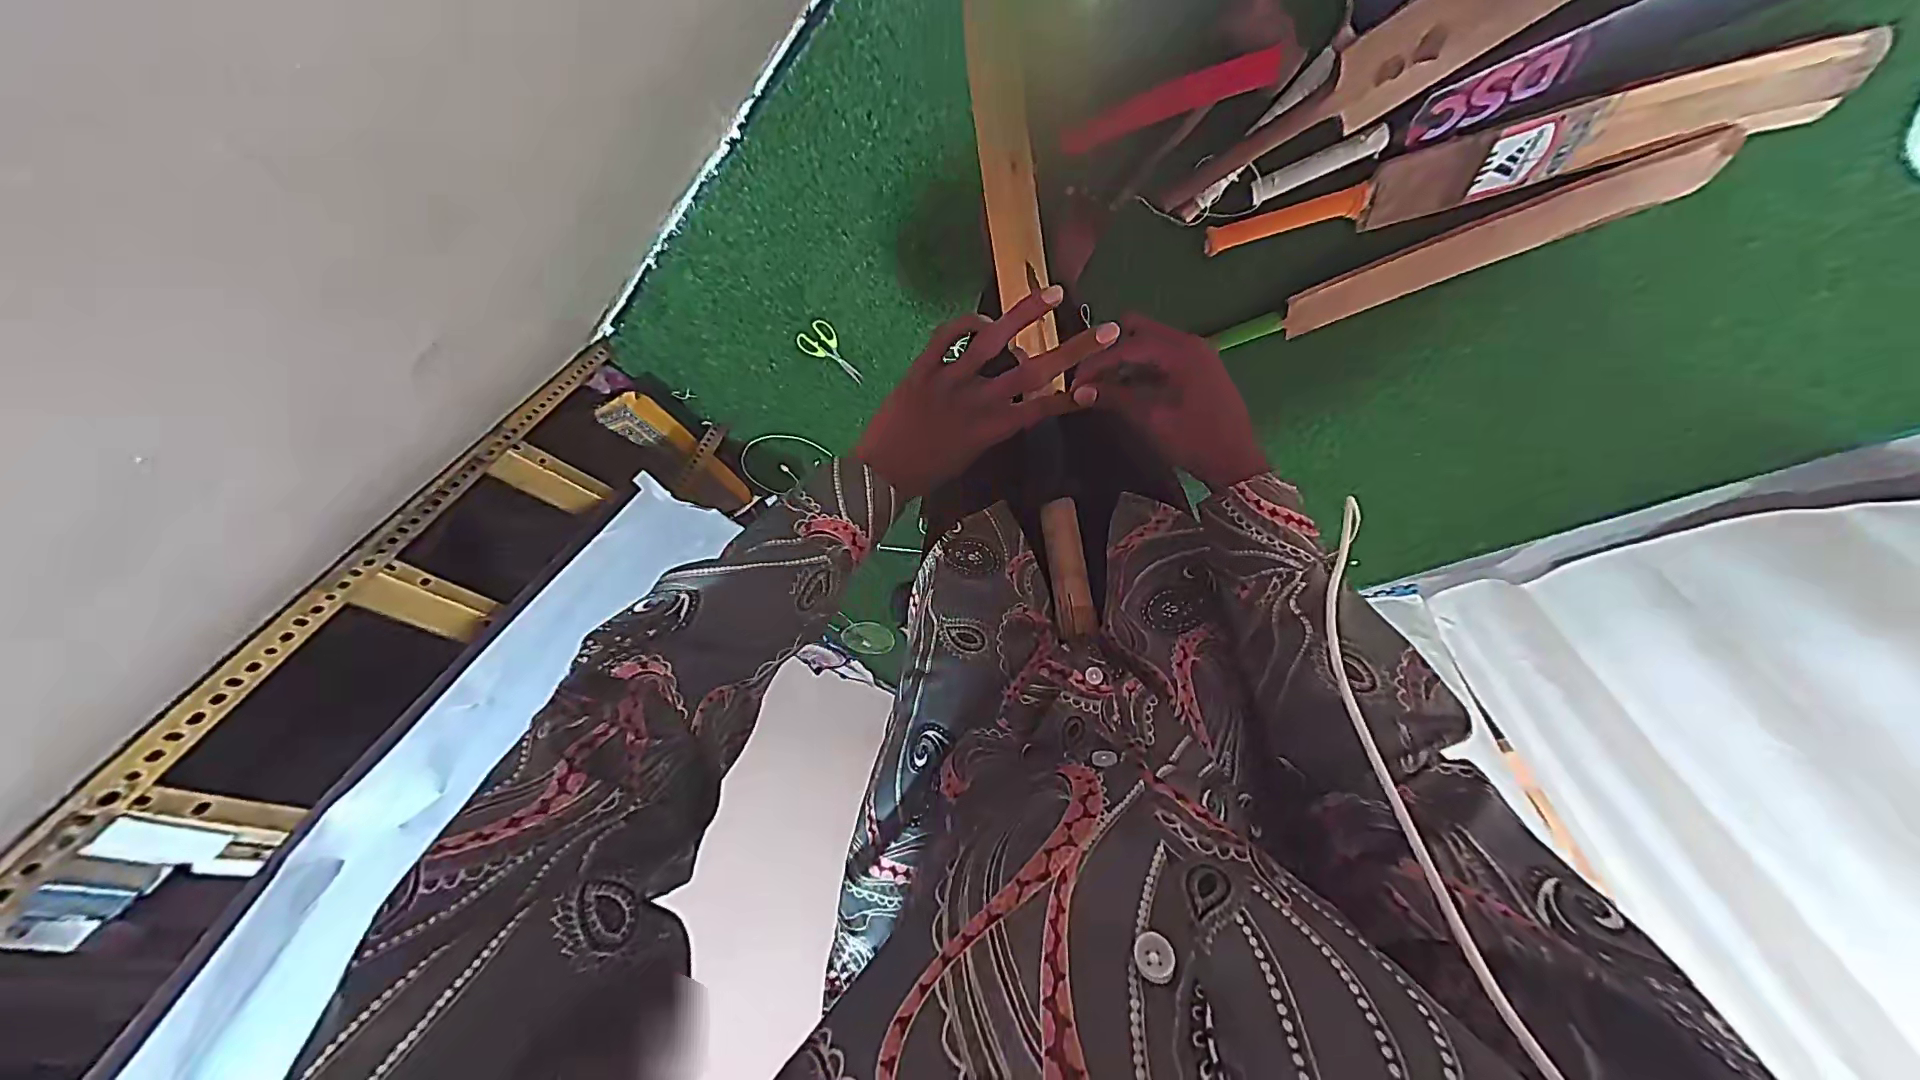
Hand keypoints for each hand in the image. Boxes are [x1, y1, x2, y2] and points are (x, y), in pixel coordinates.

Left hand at [852, 286, 1120, 497]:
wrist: (881, 474)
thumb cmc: (927, 472)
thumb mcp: (969, 455)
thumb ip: (992, 427)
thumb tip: (1011, 403)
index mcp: (992, 429)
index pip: (1041, 409)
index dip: (1070, 398)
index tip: (1096, 388)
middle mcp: (978, 401)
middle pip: (1032, 370)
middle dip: (1073, 350)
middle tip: (1104, 330)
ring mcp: (949, 381)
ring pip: (993, 341)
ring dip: (1026, 314)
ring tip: (1052, 293)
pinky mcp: (922, 369)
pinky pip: (947, 335)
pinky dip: (967, 322)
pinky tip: (981, 320)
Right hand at [1072, 314, 1268, 489]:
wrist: (1237, 462)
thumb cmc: (1195, 440)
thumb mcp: (1151, 419)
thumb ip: (1115, 398)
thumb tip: (1079, 392)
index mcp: (1181, 351)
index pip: (1127, 344)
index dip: (1096, 363)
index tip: (1074, 382)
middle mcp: (1189, 343)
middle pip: (1138, 330)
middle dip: (1109, 351)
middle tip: (1088, 377)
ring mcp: (1196, 354)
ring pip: (1149, 342)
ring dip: (1124, 359)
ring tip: (1101, 385)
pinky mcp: (1198, 368)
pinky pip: (1161, 357)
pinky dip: (1140, 367)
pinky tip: (1125, 388)